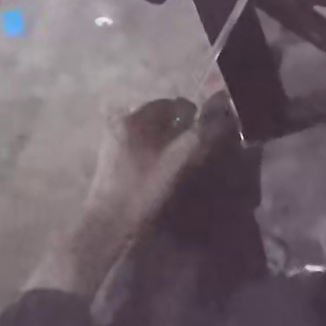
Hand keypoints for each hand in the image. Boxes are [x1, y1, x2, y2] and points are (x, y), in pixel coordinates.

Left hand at [31, 96, 227, 295]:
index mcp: (135, 118)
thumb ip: (197, 135)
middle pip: (159, 114)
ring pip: (149, 129)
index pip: (172, 104)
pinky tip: (159, 166)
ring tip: (178, 158)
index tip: (204, 134)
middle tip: (193, 147)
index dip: (192, 116)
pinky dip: (153, 147)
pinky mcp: (110, 154)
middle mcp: (121, 121)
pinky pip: (138, 141)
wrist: (108, 221)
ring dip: (166, 137)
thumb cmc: (143, 190)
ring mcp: (113, 137)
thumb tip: (217, 118)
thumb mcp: (176, 162)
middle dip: (178, 126)